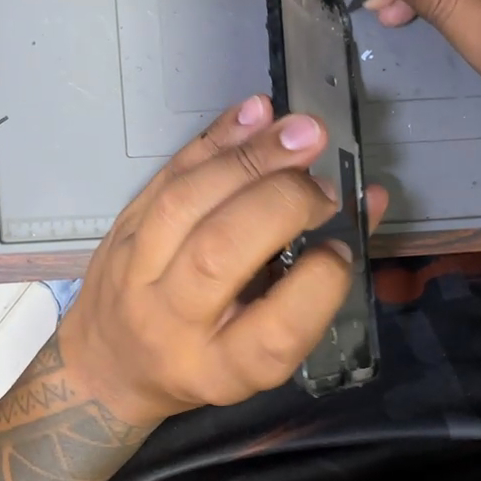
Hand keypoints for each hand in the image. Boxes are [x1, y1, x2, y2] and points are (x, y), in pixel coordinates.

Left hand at [57, 96, 388, 427]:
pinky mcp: (122, 229)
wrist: (112, 363)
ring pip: (185, 203)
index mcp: (222, 367)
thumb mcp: (263, 346)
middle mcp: (172, 322)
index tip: (341, 247)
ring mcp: (136, 270)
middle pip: (220, 253)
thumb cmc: (206, 359)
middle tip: (324, 182)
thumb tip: (368, 200)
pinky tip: (256, 113)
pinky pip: (168, 173)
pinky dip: (216, 139)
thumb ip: (318, 280)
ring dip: (248, 158)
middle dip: (281, 201)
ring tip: (301, 134)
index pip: (273, 330)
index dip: (317, 281)